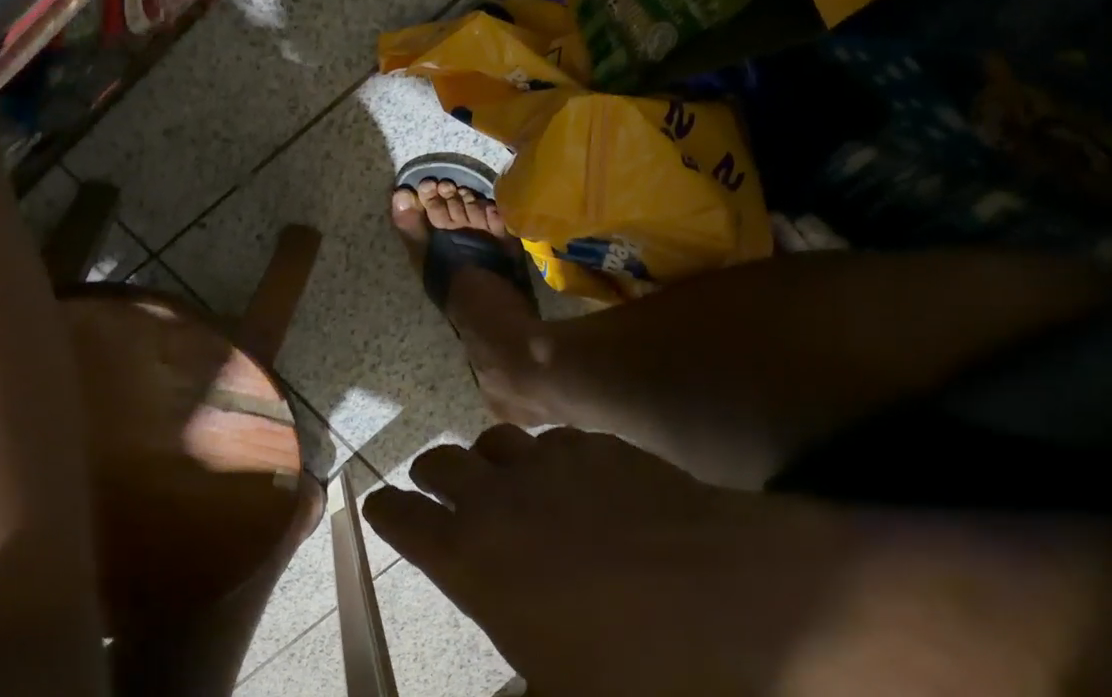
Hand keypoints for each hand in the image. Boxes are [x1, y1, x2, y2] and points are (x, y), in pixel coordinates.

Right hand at [363, 427, 866, 696]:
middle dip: (430, 476)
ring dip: (486, 460)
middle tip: (434, 489)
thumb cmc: (632, 669)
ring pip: (494, 440)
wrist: (731, 599)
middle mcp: (498, 497)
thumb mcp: (557, 693)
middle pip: (439, 463)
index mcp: (471, 559)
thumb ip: (519, 688)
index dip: (387, 513)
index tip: (381, 508)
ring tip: (500, 480)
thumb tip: (515, 680)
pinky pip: (553, 439)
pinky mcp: (599, 445)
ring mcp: (550, 461)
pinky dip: (546, 455)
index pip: (401, 518)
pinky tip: (569, 478)